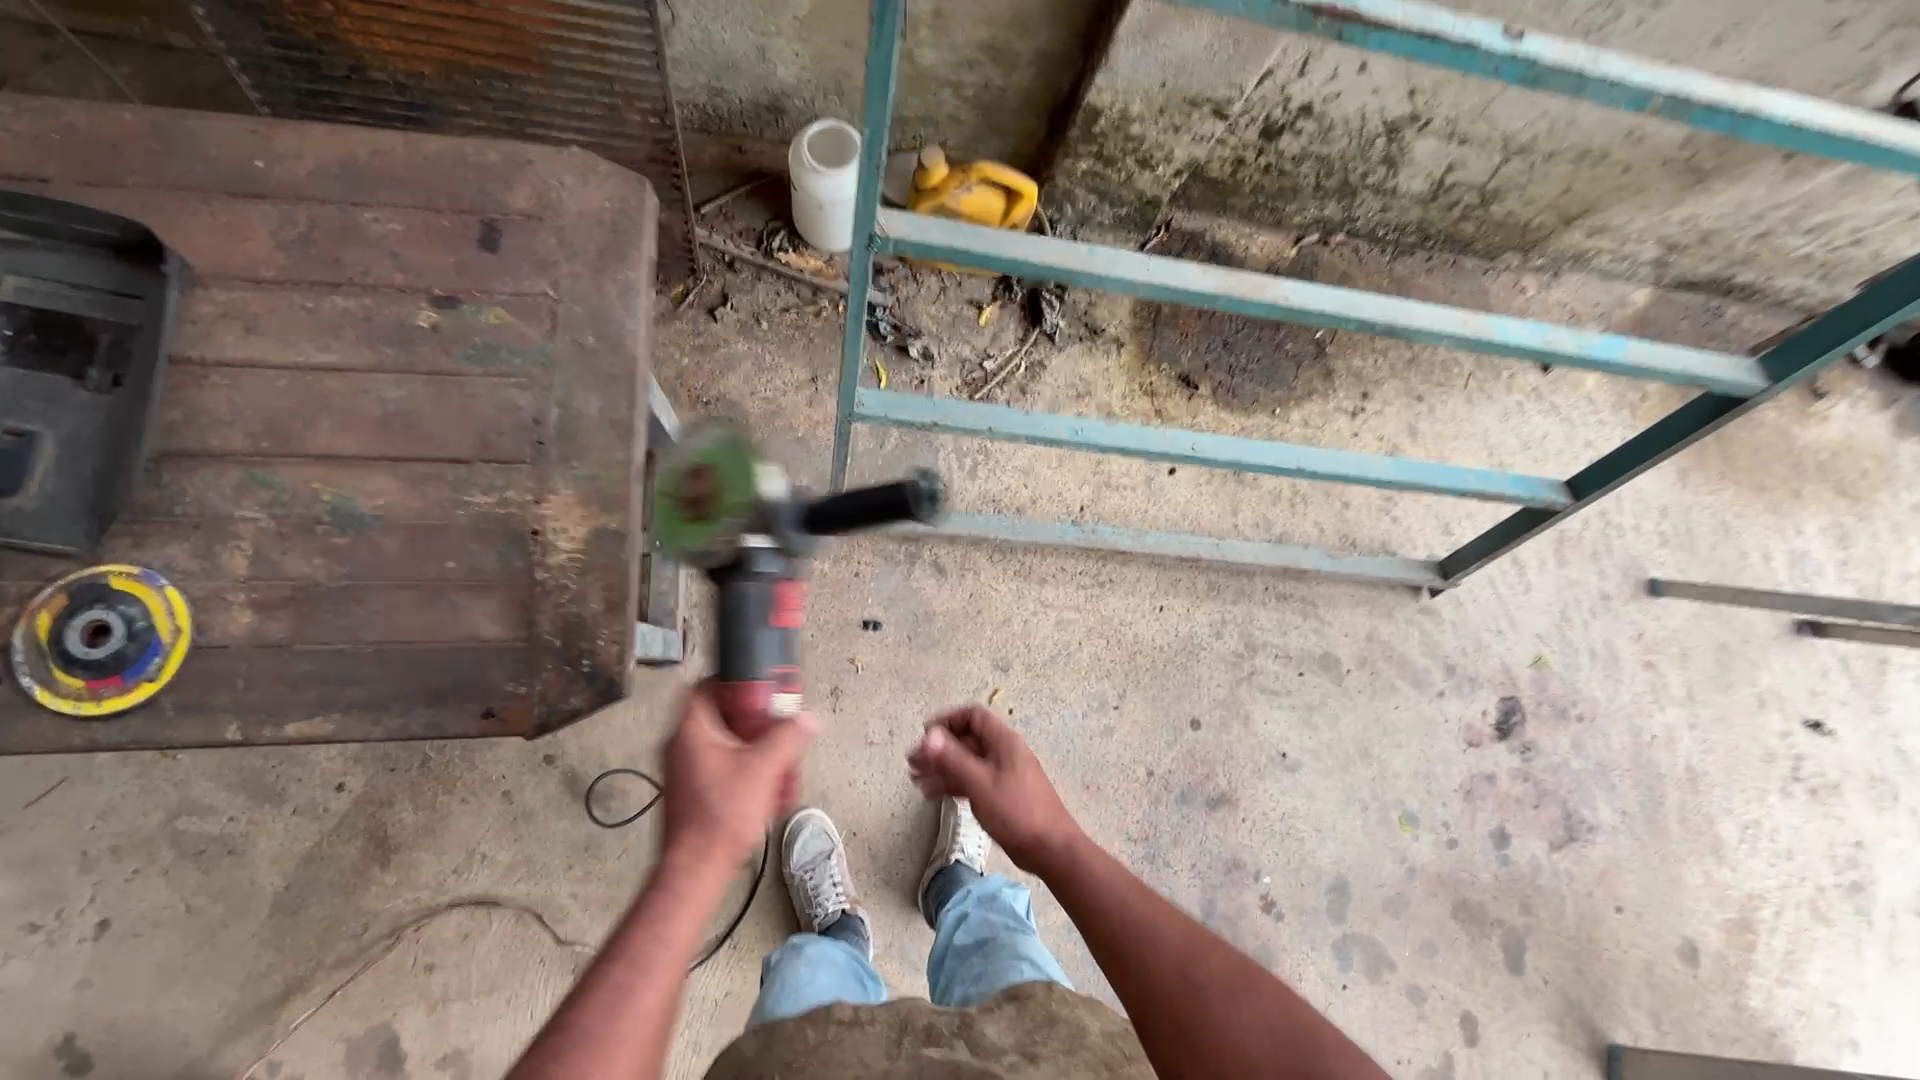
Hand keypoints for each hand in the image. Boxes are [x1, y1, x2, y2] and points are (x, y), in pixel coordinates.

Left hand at [662, 682, 817, 868]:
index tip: (761, 691)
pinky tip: (771, 795)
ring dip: (762, 756)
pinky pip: (726, 771)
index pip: (707, 686)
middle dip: (761, 730)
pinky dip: (751, 776)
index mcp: (691, 731)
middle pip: (726, 719)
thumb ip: (788, 737)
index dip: (736, 683)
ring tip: (783, 775)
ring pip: (730, 747)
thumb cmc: (718, 819)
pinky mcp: (695, 793)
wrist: (697, 869)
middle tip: (781, 737)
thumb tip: (806, 720)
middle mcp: (682, 747)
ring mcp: (687, 771)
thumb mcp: (764, 768)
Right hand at [907, 705, 1085, 874]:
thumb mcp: (980, 782)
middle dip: (938, 749)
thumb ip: (953, 758)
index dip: (948, 721)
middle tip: (912, 763)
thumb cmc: (1016, 811)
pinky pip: (972, 781)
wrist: (1050, 848)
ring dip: (941, 768)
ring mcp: (1001, 774)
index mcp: (1003, 741)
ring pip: (966, 763)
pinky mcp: (1000, 794)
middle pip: (966, 740)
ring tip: (915, 780)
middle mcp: (1002, 752)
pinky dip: (953, 784)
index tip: (925, 735)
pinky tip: (932, 794)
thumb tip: (929, 735)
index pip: (972, 716)